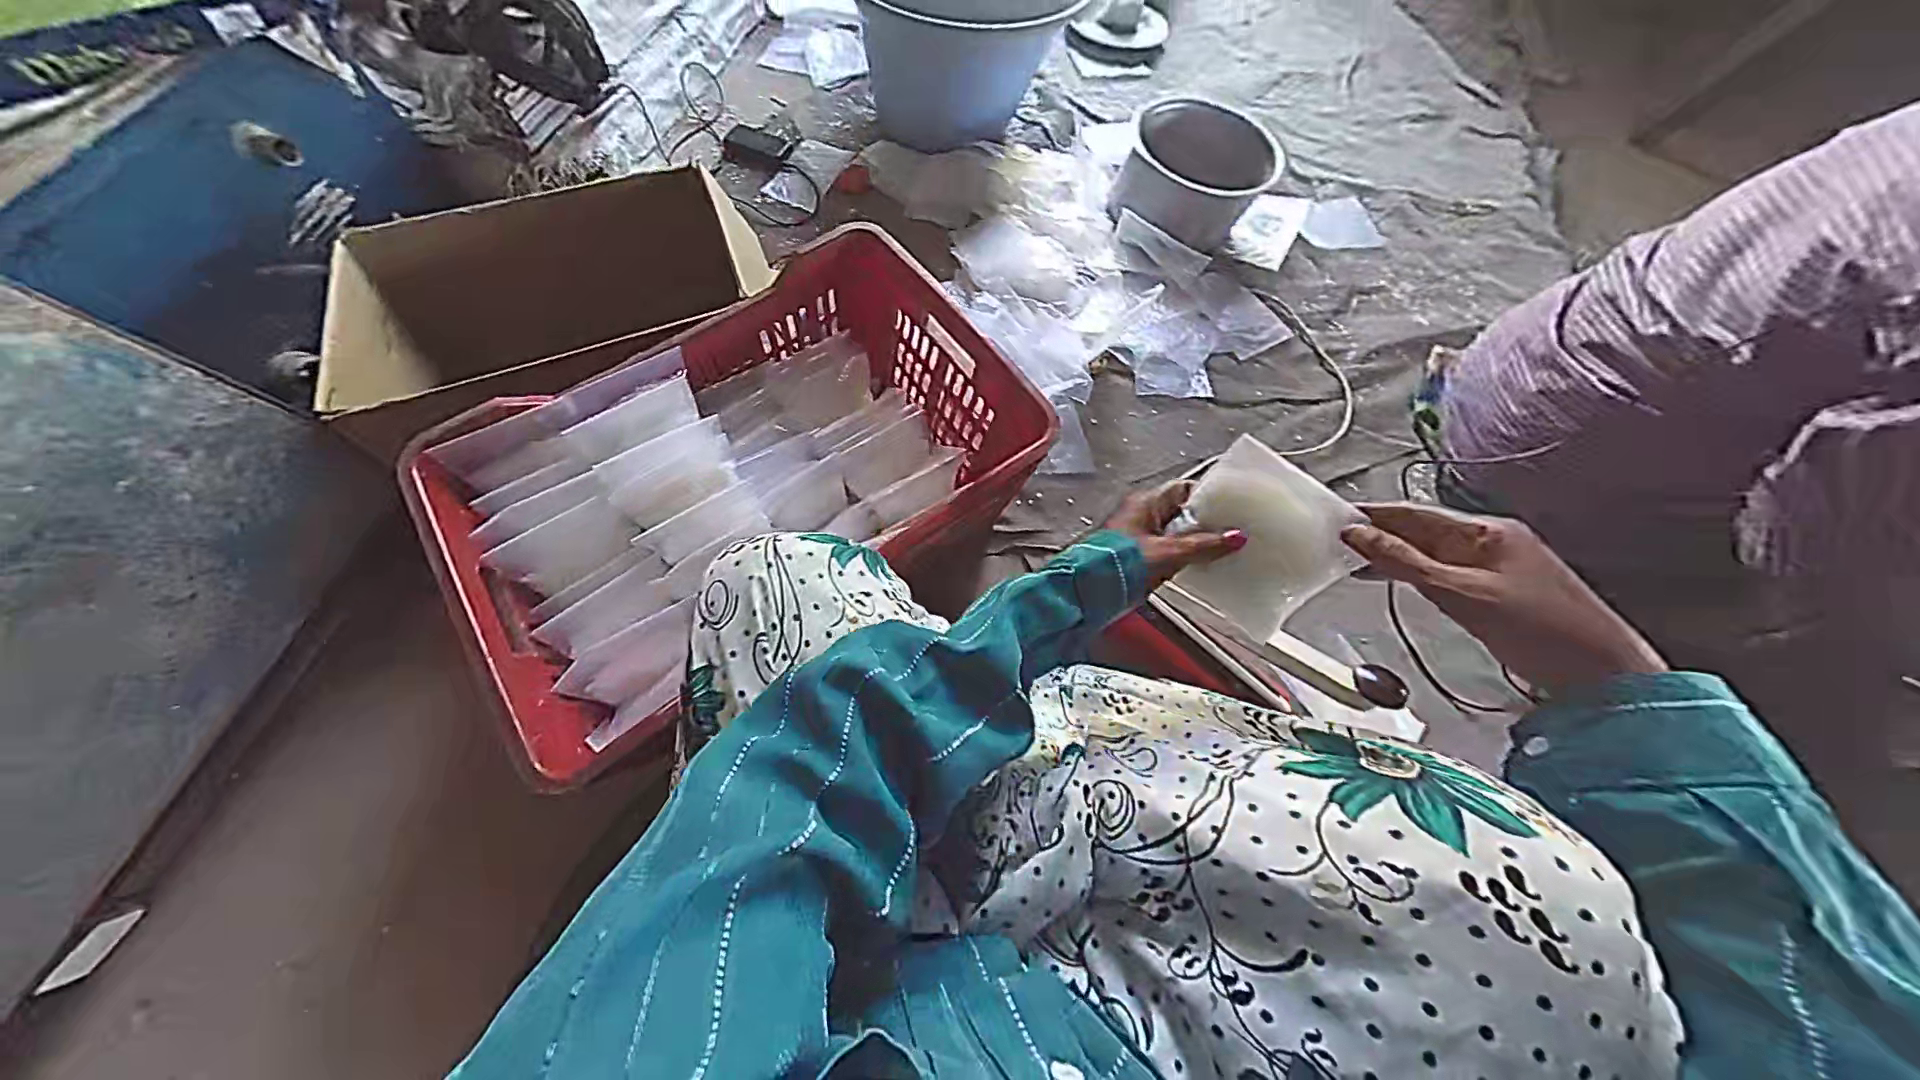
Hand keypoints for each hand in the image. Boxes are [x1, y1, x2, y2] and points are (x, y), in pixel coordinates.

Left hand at [1102, 481, 1246, 587]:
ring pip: (1174, 535)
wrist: (1085, 593)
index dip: (1208, 498)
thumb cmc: (1115, 565)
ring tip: (1222, 552)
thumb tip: (1234, 536)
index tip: (1232, 509)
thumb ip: (1203, 545)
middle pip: (1181, 514)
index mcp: (1144, 503)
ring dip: (1194, 544)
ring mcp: (1137, 538)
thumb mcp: (1168, 552)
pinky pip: (1166, 553)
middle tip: (1232, 533)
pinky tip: (1197, 568)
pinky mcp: (1135, 560)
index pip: (1183, 489)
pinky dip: (1181, 559)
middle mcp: (1139, 516)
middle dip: (1205, 525)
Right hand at [1341, 503, 1666, 694]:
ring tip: (1349, 558)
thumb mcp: (1460, 593)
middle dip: (1376, 532)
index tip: (1332, 518)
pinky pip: (1438, 570)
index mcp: (1485, 531)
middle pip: (1419, 529)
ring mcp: (1491, 565)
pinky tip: (1391, 577)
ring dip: (1389, 552)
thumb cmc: (1542, 630)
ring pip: (1426, 550)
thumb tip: (1357, 535)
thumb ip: (1404, 562)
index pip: (1412, 513)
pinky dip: (1409, 571)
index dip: (1371, 514)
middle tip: (1331, 540)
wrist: (1603, 675)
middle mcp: (1488, 541)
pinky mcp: (1491, 589)